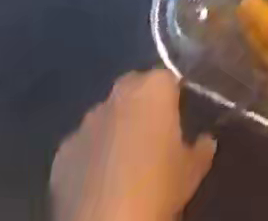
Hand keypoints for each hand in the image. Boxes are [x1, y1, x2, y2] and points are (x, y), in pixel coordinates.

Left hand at [51, 70, 216, 220]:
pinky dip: (90, 157)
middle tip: (153, 137)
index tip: (178, 120)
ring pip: (106, 116)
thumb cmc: (157, 188)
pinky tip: (98, 183)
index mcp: (154, 89)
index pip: (168, 79)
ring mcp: (86, 121)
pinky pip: (82, 146)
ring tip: (123, 164)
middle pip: (134, 90)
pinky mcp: (62, 151)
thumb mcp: (192, 171)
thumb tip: (205, 141)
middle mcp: (118, 94)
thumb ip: (201, 148)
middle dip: (142, 107)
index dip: (173, 98)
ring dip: (114, 130)